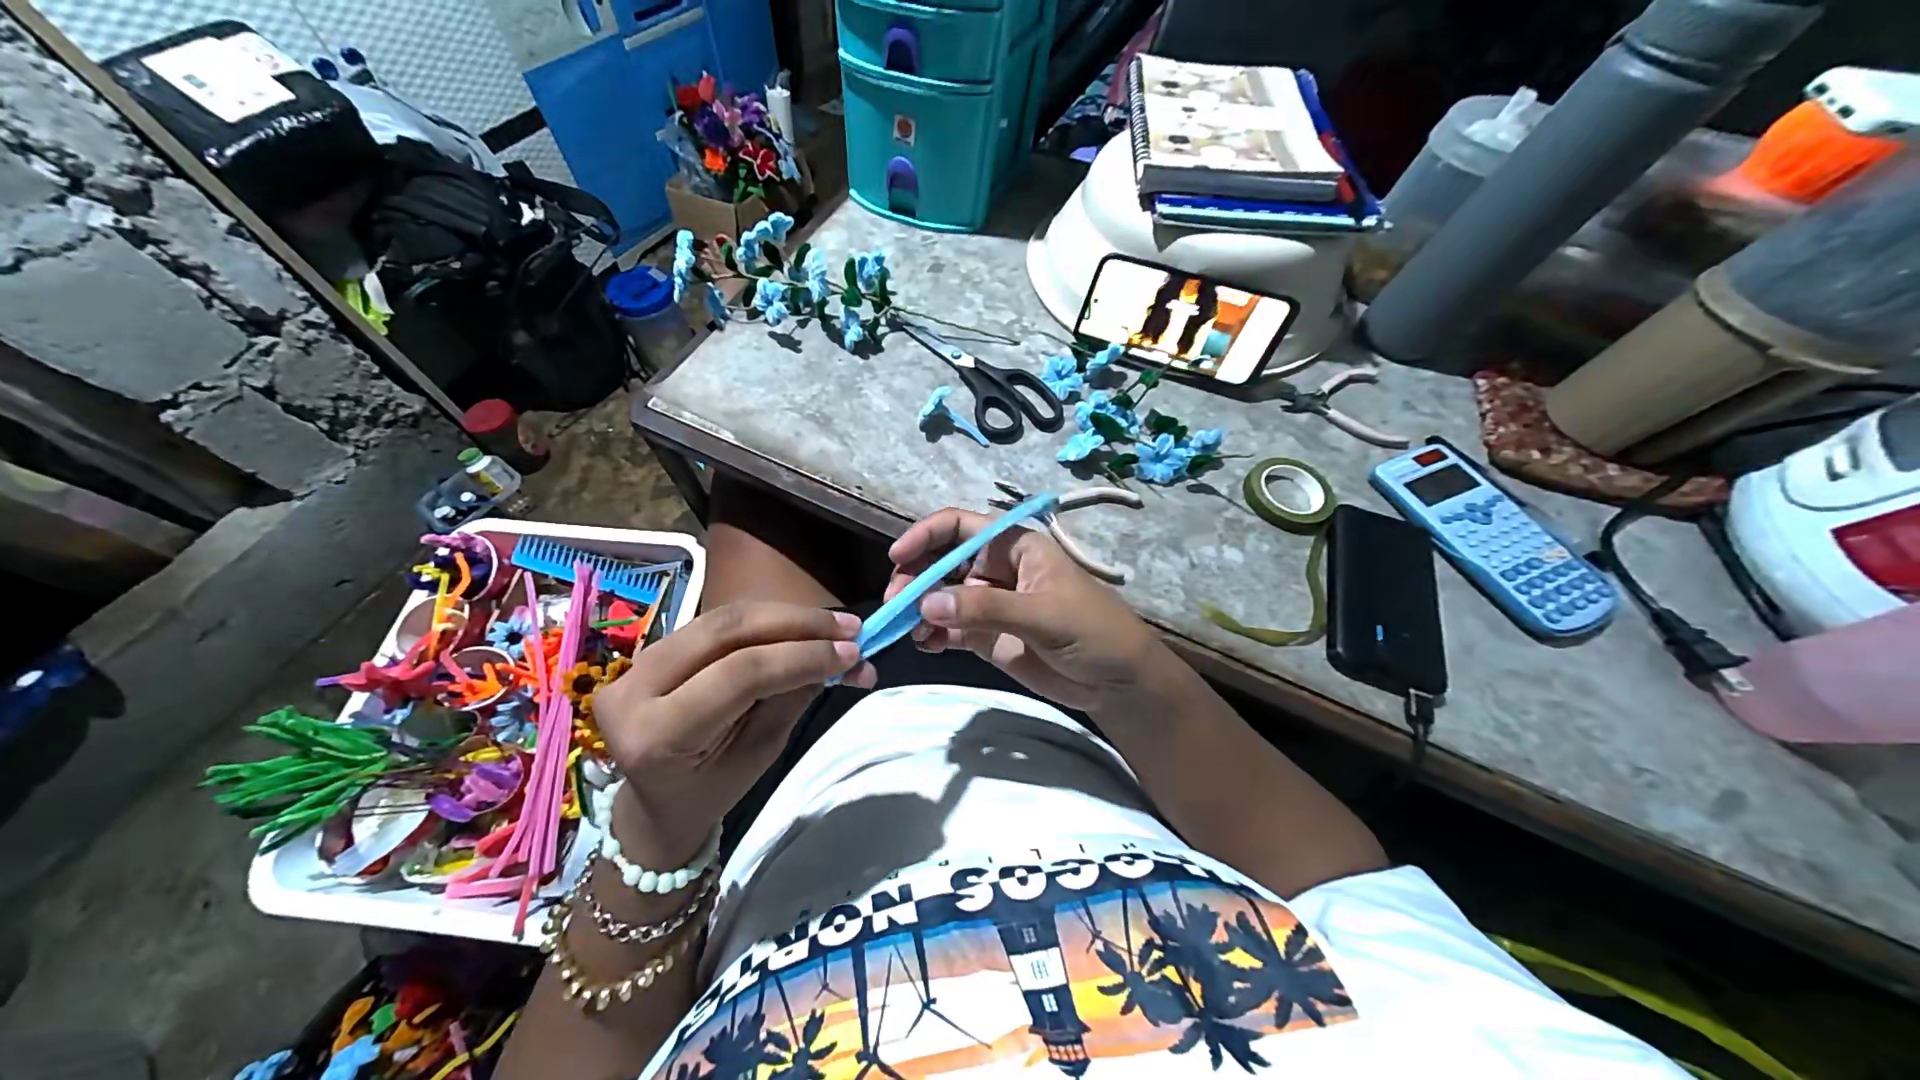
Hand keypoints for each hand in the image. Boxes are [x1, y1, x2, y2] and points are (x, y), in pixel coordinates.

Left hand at [588, 603, 876, 862]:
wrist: (656, 801)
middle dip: (797, 622)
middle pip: (727, 630)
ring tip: (834, 623)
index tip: (853, 653)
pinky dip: (765, 620)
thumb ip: (793, 698)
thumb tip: (845, 658)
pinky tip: (801, 624)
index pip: (739, 674)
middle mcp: (634, 687)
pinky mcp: (649, 647)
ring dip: (786, 615)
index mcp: (656, 733)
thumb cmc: (710, 792)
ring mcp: (635, 661)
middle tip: (849, 627)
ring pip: (722, 617)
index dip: (801, 656)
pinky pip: (715, 622)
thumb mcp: (758, 755)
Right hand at [886, 508, 1171, 712]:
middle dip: (915, 576)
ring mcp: (988, 605)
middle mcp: (995, 570)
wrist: (1119, 683)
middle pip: (941, 561)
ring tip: (908, 628)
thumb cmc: (1094, 632)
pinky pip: (948, 628)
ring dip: (918, 608)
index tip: (898, 555)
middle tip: (897, 603)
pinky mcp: (986, 637)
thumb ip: (987, 609)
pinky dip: (930, 633)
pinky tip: (924, 643)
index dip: (926, 535)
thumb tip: (926, 603)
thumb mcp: (1044, 615)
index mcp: (1014, 547)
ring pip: (939, 597)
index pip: (960, 527)